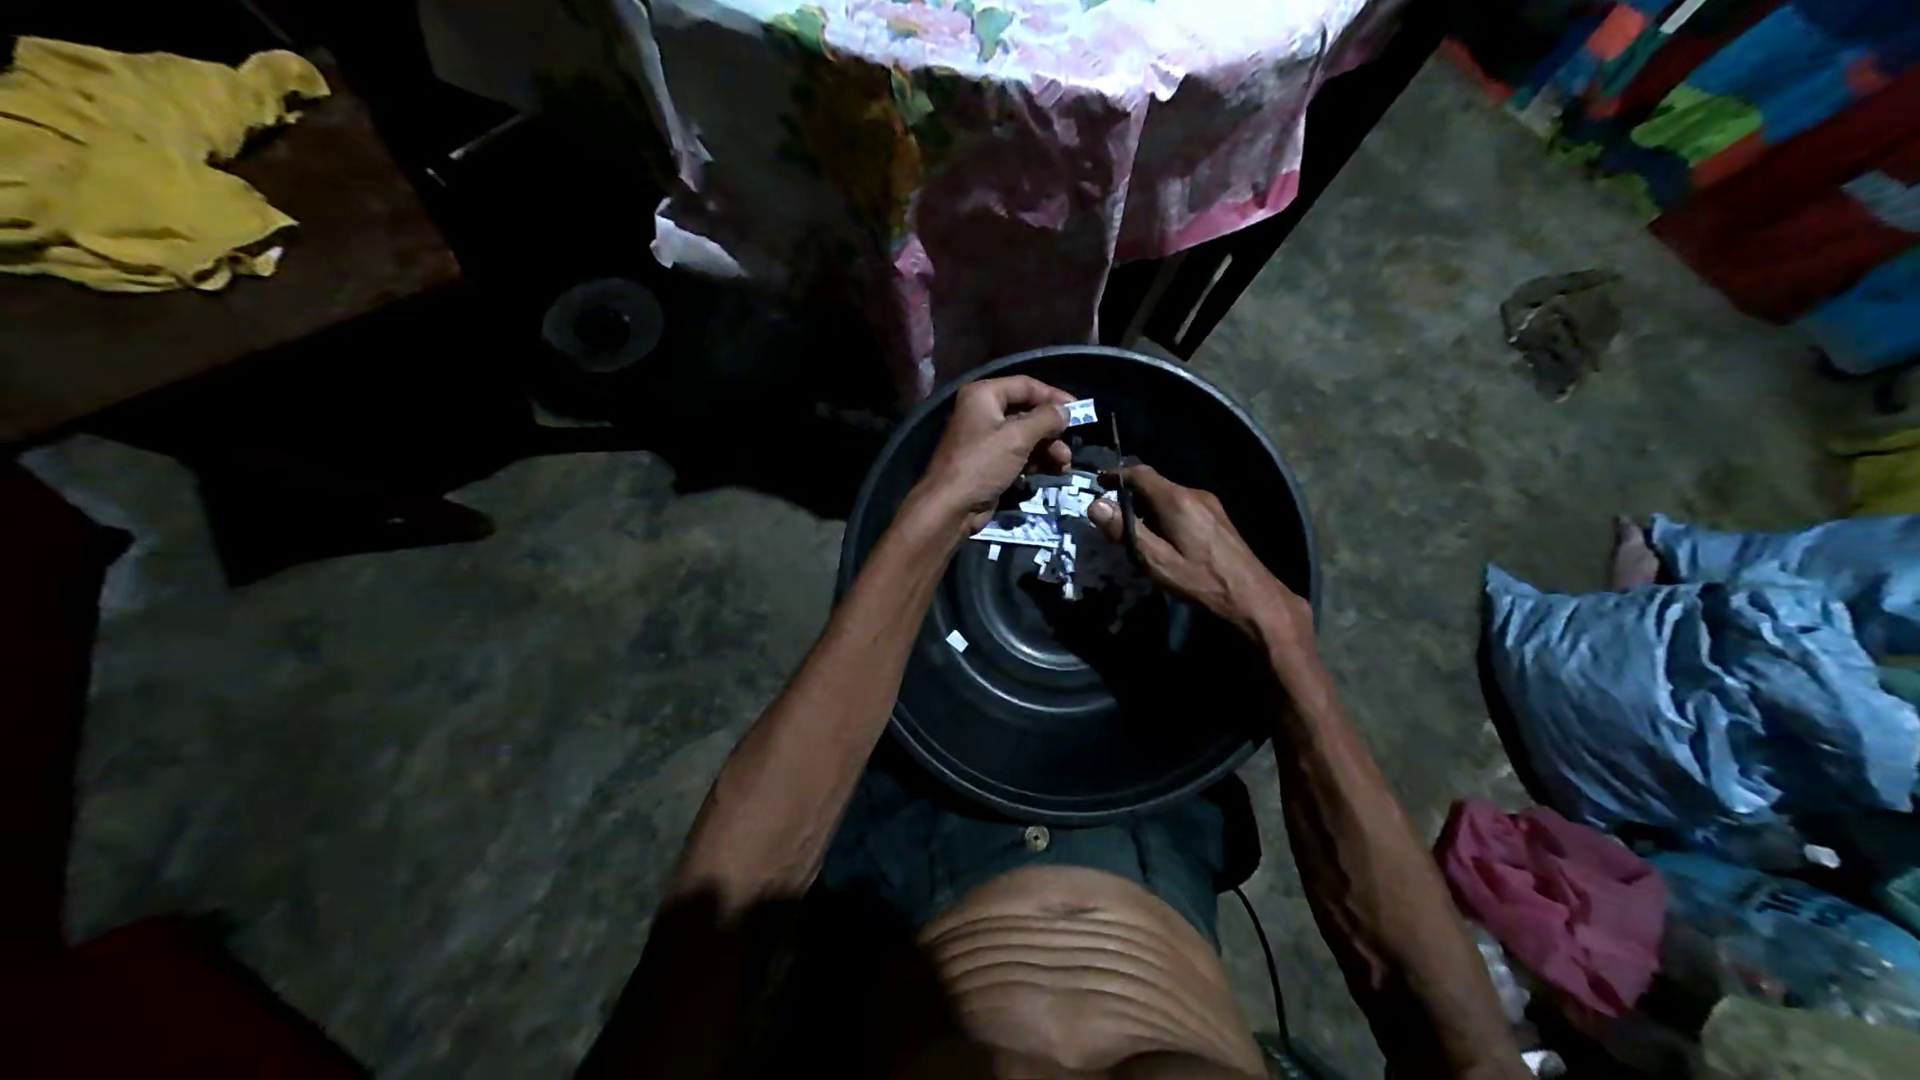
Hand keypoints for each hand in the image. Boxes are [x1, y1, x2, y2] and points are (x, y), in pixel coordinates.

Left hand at [915, 376, 1075, 533]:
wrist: (951, 507)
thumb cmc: (982, 464)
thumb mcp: (1017, 437)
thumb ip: (1046, 419)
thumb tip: (1066, 411)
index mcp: (983, 395)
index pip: (1026, 385)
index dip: (1053, 396)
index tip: (1079, 409)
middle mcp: (982, 412)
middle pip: (1027, 412)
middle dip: (1051, 430)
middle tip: (1069, 445)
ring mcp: (985, 438)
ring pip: (1025, 436)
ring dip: (1048, 448)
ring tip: (1063, 464)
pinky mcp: (989, 462)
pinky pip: (1018, 454)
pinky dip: (1035, 460)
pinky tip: (1051, 471)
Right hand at [1088, 463, 1311, 644]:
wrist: (1252, 596)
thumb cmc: (1200, 580)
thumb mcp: (1155, 560)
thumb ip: (1125, 531)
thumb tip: (1096, 505)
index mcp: (1176, 500)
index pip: (1140, 473)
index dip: (1116, 475)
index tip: (1098, 482)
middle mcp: (1194, 494)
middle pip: (1154, 484)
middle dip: (1130, 495)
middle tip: (1111, 516)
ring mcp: (1209, 505)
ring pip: (1168, 496)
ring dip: (1147, 507)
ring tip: (1133, 531)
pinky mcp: (1217, 517)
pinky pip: (1182, 506)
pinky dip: (1163, 514)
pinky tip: (1161, 538)